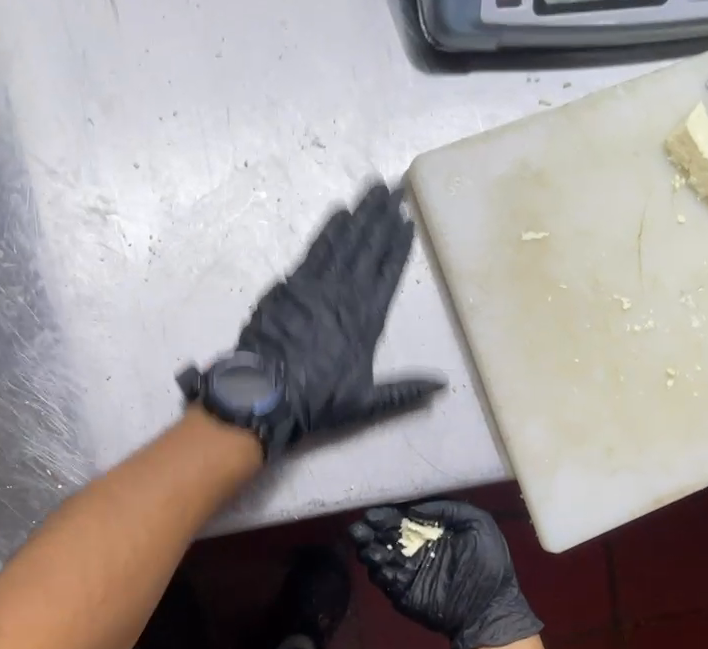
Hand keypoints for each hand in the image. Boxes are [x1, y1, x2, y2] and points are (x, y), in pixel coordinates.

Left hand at [236, 182, 445, 454]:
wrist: (265, 395)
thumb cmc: (317, 401)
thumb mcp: (366, 403)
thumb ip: (405, 391)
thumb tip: (443, 385)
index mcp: (366, 321)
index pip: (388, 274)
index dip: (399, 246)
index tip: (408, 221)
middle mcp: (344, 296)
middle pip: (367, 248)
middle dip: (382, 217)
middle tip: (394, 187)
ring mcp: (314, 287)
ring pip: (342, 242)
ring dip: (358, 215)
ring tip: (372, 189)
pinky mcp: (288, 285)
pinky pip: (314, 250)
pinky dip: (328, 230)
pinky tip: (338, 213)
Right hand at [348, 500, 541, 648]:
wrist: (490, 608)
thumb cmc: (489, 564)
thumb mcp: (479, 524)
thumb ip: (449, 509)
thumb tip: (413, 509)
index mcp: (431, 532)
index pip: (402, 519)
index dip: (386, 515)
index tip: (373, 513)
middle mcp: (415, 549)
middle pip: (385, 536)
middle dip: (370, 530)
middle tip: (360, 527)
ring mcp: (407, 571)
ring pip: (379, 556)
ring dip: (369, 549)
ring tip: (365, 543)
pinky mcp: (402, 592)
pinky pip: (384, 579)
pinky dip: (378, 571)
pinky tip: (377, 564)